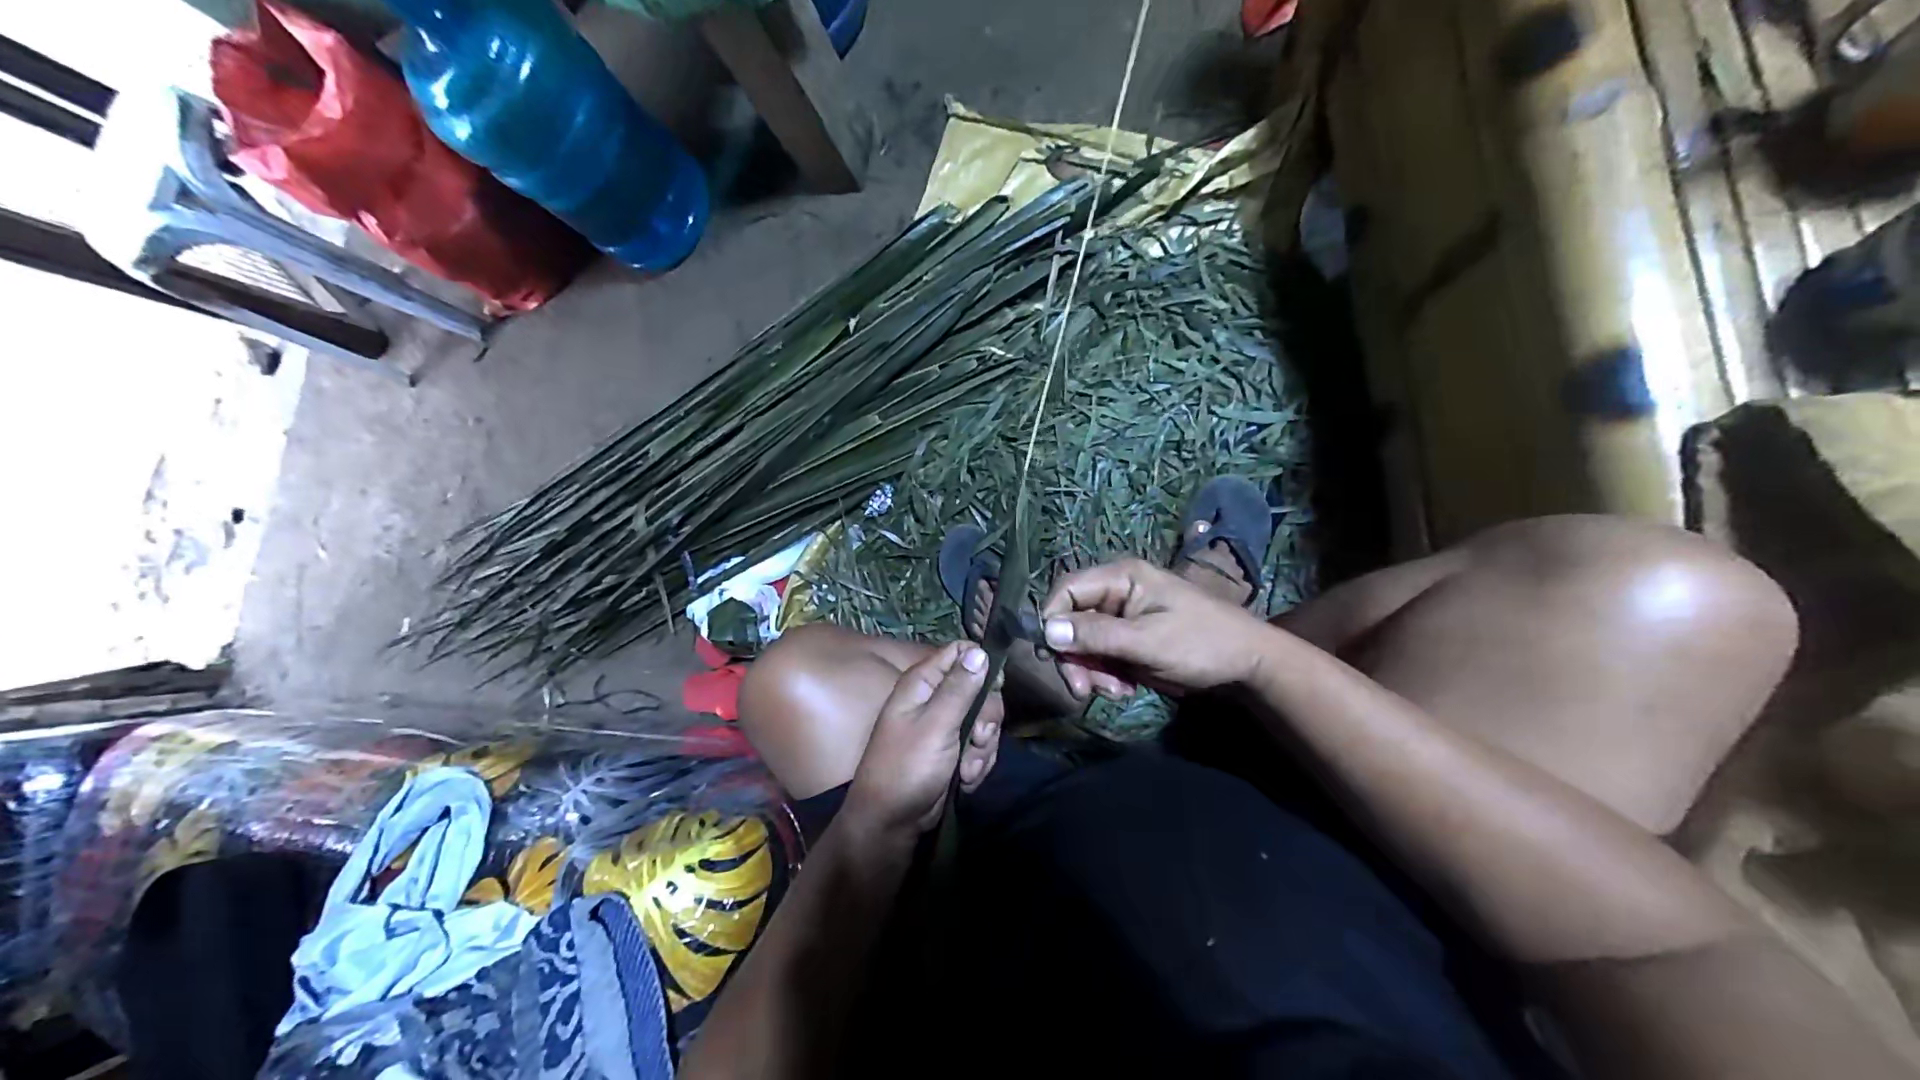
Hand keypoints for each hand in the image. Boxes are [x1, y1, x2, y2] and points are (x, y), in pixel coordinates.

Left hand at [844, 641, 1002, 838]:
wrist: (892, 821)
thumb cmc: (907, 767)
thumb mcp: (936, 725)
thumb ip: (960, 688)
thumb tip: (980, 650)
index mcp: (923, 683)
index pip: (959, 651)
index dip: (981, 664)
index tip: (993, 687)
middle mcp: (934, 698)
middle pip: (980, 688)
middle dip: (986, 718)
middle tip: (979, 738)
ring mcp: (944, 725)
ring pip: (983, 720)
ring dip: (982, 747)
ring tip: (968, 770)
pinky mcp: (953, 749)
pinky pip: (980, 745)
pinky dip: (978, 762)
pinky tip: (967, 779)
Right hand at [1041, 558, 1270, 697]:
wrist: (1248, 664)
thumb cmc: (1201, 643)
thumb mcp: (1146, 641)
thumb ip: (1096, 636)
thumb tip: (1047, 632)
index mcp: (1122, 578)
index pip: (1067, 589)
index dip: (1052, 620)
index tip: (1051, 655)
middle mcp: (1117, 592)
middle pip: (1072, 620)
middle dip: (1074, 656)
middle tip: (1082, 689)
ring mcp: (1123, 617)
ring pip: (1083, 643)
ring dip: (1091, 671)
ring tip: (1115, 692)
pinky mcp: (1129, 639)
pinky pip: (1101, 656)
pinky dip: (1106, 675)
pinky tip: (1124, 690)